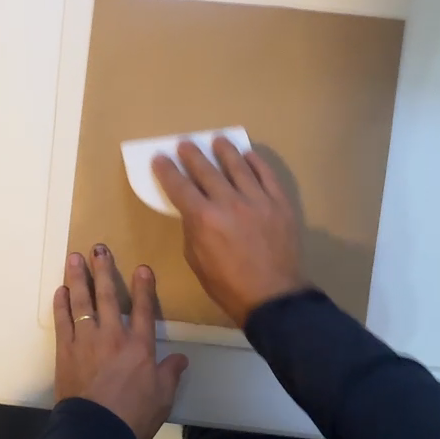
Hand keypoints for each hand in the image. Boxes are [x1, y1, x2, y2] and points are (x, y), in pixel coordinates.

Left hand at [53, 245, 187, 438]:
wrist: (96, 431)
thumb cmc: (134, 416)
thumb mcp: (163, 397)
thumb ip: (170, 373)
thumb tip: (181, 358)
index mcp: (139, 347)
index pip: (144, 310)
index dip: (144, 287)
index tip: (141, 267)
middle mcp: (112, 336)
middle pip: (109, 296)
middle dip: (104, 270)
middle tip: (99, 249)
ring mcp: (86, 340)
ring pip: (82, 301)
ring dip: (78, 278)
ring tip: (75, 258)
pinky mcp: (66, 350)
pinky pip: (63, 320)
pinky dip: (61, 304)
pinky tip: (60, 290)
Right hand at [152, 138, 305, 326]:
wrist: (273, 297)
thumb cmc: (227, 284)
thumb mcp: (196, 259)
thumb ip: (192, 228)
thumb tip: (194, 209)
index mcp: (203, 218)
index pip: (179, 185)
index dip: (166, 170)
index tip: (159, 158)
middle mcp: (229, 202)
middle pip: (206, 169)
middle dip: (192, 154)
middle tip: (185, 144)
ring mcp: (257, 200)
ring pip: (238, 166)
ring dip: (225, 150)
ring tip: (218, 140)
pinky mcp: (280, 204)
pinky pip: (267, 175)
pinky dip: (256, 162)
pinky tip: (248, 155)